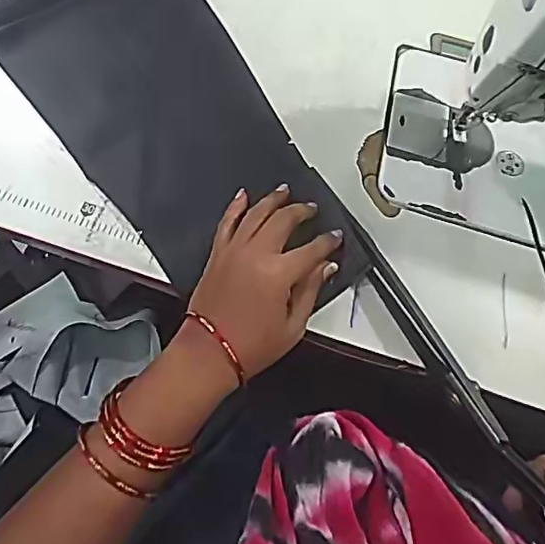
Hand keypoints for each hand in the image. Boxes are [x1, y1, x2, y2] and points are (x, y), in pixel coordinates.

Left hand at [112, 187, 342, 451]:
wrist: (210, 351)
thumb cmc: (248, 346)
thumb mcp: (293, 326)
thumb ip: (310, 291)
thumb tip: (325, 269)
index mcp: (278, 274)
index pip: (312, 249)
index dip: (327, 242)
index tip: (334, 238)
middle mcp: (255, 255)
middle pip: (284, 220)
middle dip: (302, 211)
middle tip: (311, 209)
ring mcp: (234, 250)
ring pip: (256, 213)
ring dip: (272, 199)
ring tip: (284, 191)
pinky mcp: (217, 253)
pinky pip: (227, 222)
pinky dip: (235, 206)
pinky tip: (243, 196)